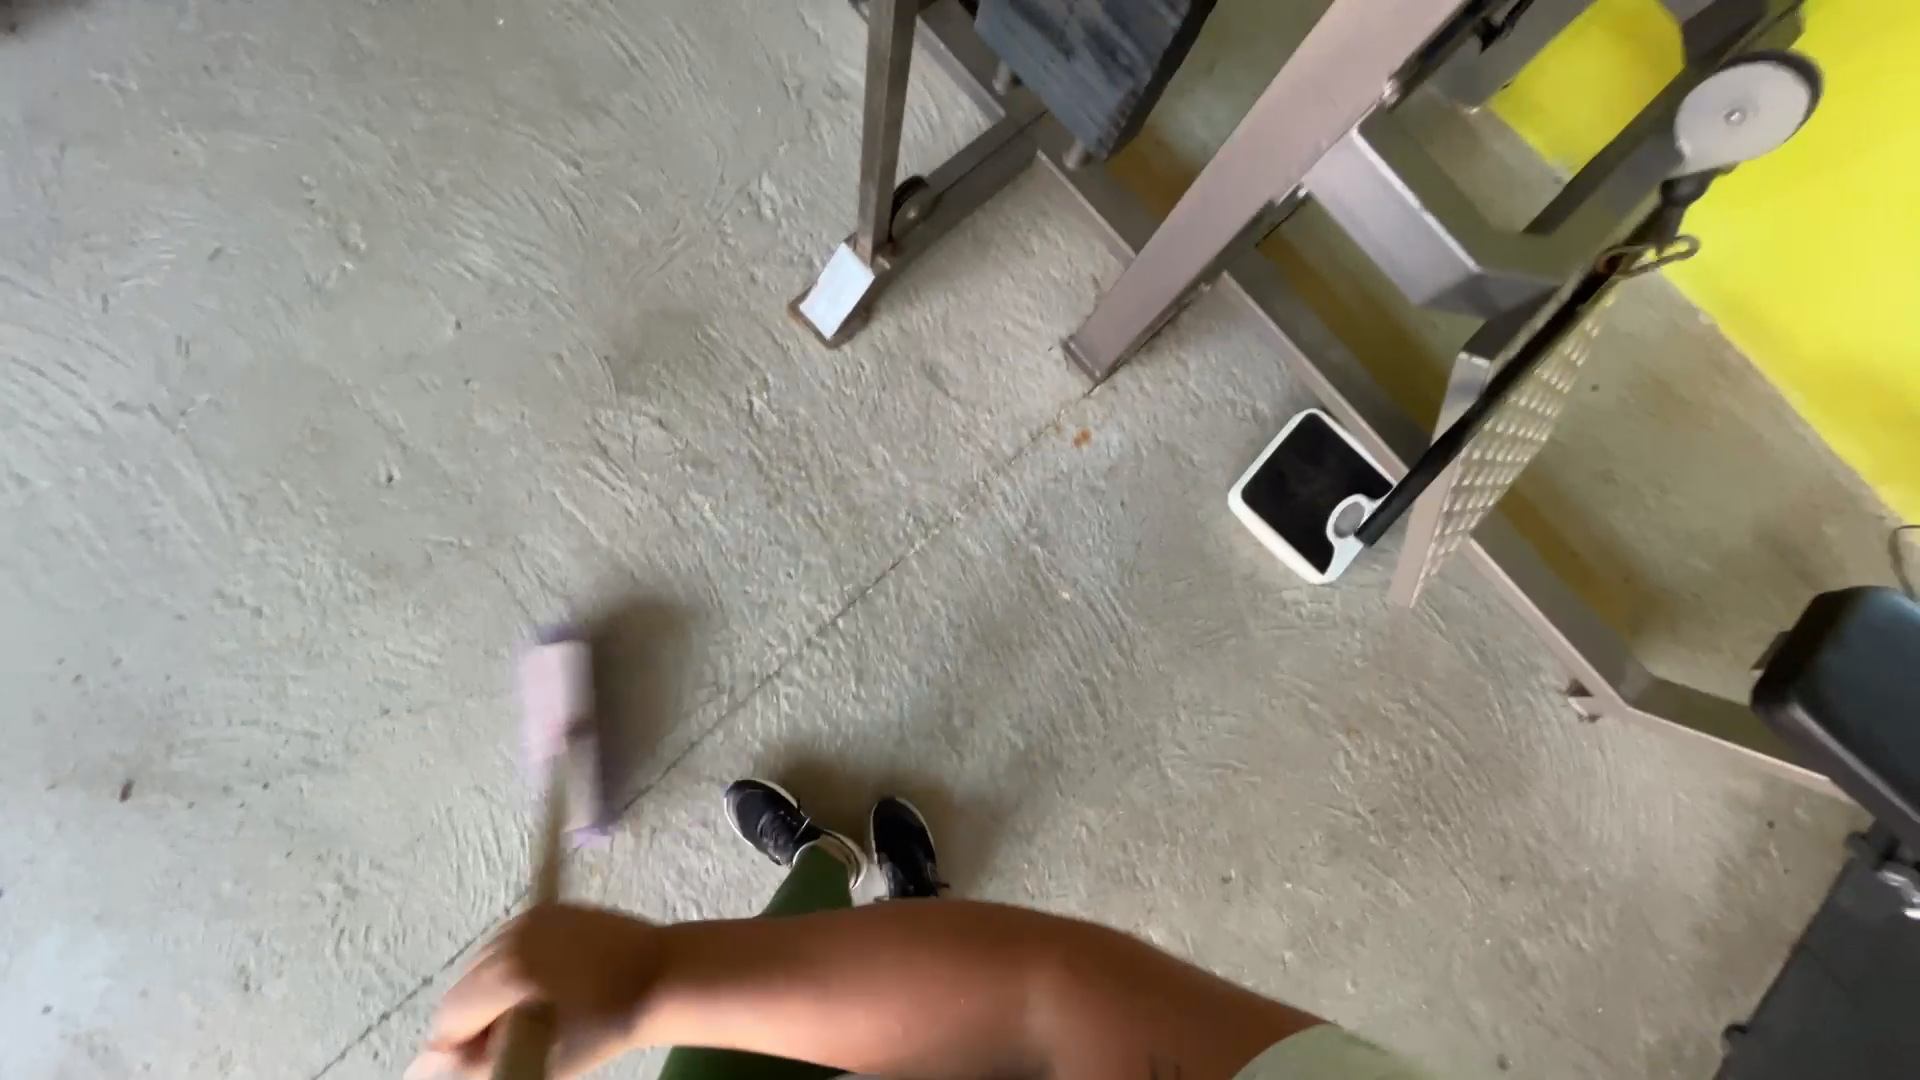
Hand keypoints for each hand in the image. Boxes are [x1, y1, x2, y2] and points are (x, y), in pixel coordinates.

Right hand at [409, 904, 660, 1079]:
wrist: (659, 973)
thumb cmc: (604, 1023)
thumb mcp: (535, 1058)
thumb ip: (473, 1065)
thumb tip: (415, 1070)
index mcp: (507, 970)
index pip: (449, 1018)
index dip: (461, 1046)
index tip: (493, 1056)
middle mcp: (515, 934)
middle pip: (464, 986)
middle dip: (476, 1016)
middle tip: (513, 1036)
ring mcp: (535, 915)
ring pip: (485, 962)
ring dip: (493, 989)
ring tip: (532, 1010)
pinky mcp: (553, 908)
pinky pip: (513, 942)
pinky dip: (515, 963)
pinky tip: (543, 983)